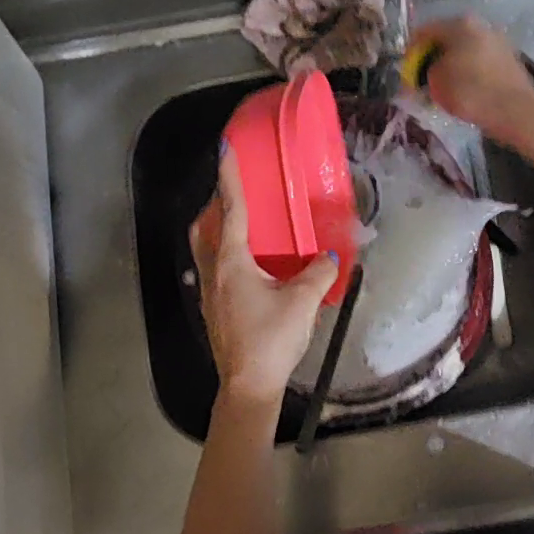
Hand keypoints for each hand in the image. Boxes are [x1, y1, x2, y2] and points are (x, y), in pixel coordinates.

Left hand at [190, 148, 339, 404]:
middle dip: (216, 205)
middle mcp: (213, 271)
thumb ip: (318, 274)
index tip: (225, 148)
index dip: (229, 177)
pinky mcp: (215, 309)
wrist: (248, 385)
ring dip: (219, 231)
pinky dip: (226, 256)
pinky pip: (215, 269)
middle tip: (237, 194)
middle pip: (205, 228)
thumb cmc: (271, 339)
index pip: (230, 209)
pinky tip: (251, 267)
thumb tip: (328, 259)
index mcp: (231, 261)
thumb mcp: (302, 302)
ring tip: (245, 228)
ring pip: (206, 250)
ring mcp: (210, 292)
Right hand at [410, 15, 533, 141]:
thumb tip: (429, 70)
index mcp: (459, 24)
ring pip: (464, 52)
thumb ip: (425, 71)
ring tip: (444, 89)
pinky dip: (468, 74)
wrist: (515, 111)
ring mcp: (497, 41)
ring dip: (451, 67)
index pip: (424, 32)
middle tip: (424, 81)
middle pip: (446, 40)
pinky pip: (479, 63)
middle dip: (432, 59)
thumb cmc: (470, 92)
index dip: (411, 53)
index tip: (407, 73)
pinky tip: (466, 91)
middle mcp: (480, 25)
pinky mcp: (509, 60)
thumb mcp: (435, 82)